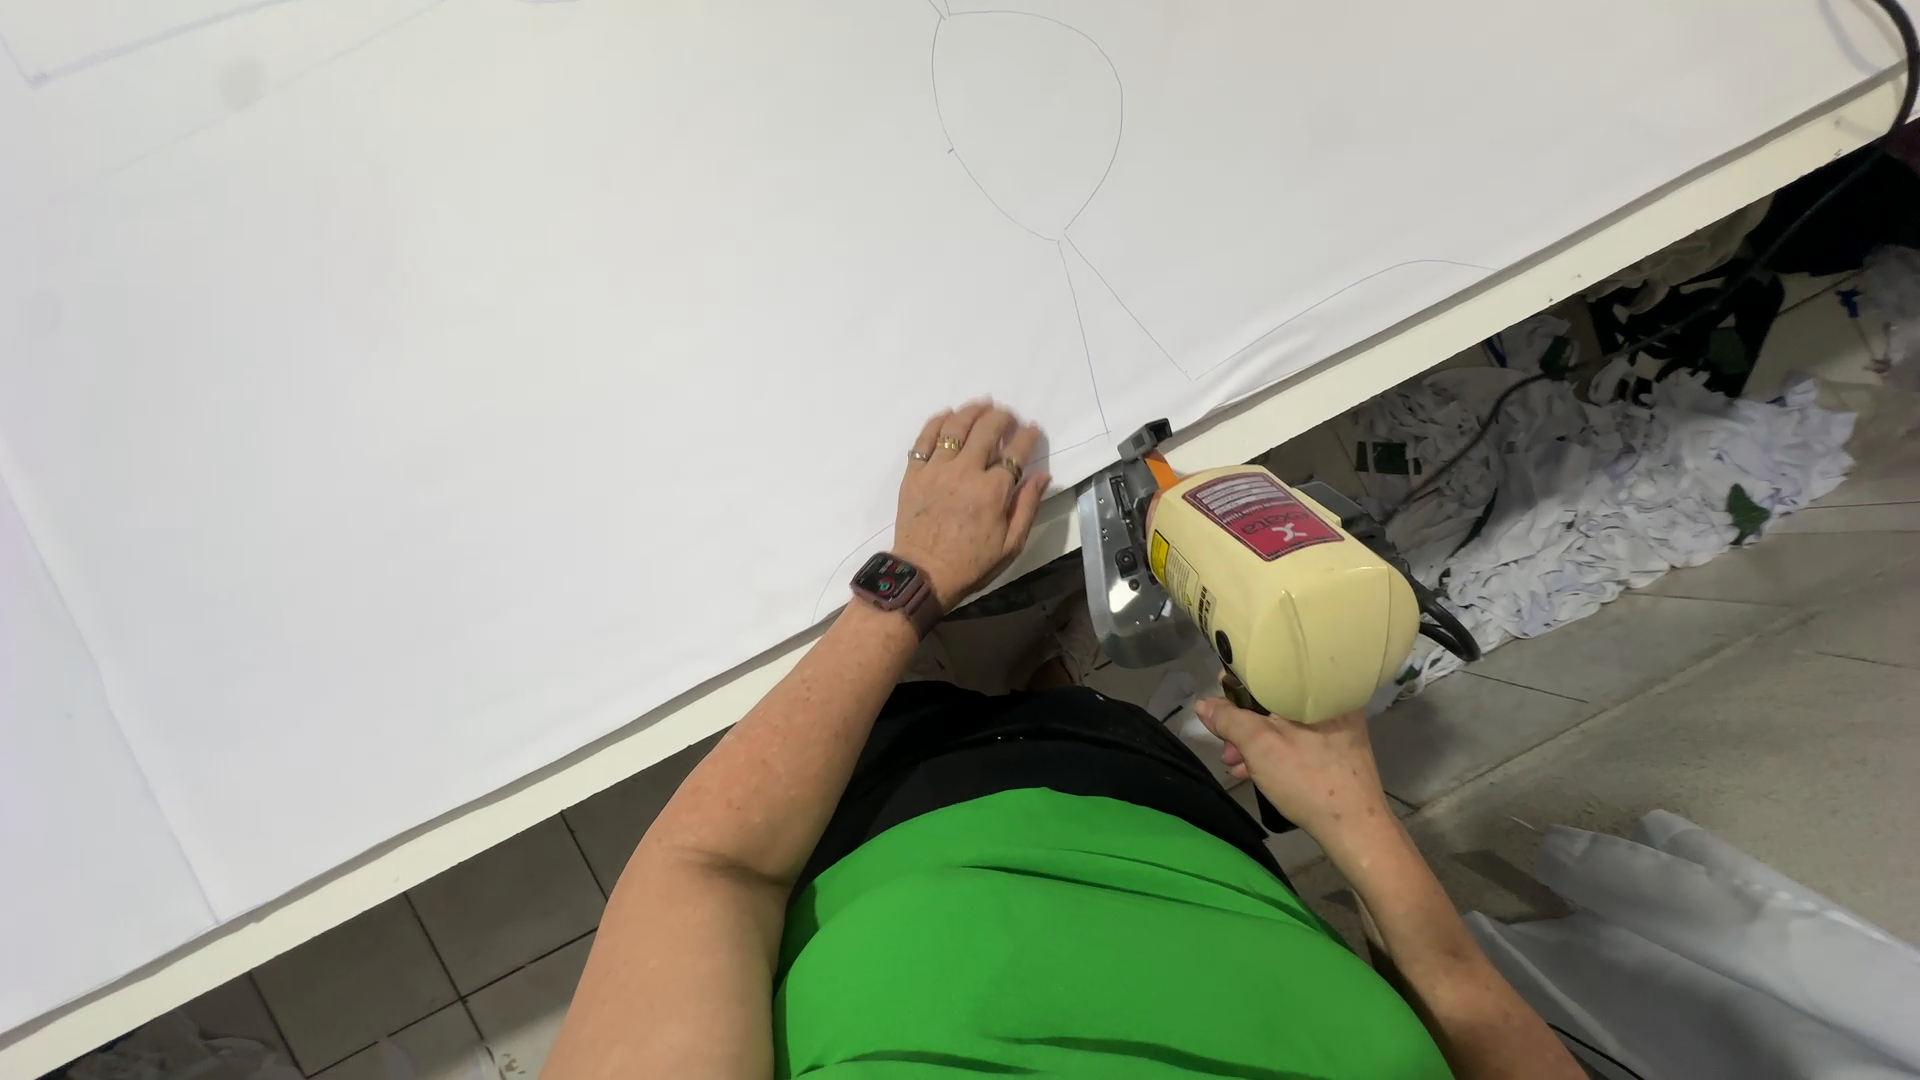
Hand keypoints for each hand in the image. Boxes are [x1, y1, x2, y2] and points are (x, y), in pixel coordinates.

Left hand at [894, 402, 1048, 609]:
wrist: (924, 575)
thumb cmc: (972, 564)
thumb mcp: (1011, 544)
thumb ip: (1027, 506)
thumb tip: (1042, 476)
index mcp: (993, 491)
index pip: (1016, 451)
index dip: (1028, 436)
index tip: (1033, 430)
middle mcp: (965, 473)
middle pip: (986, 429)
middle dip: (1002, 417)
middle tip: (1008, 416)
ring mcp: (936, 470)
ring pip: (955, 426)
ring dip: (972, 411)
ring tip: (982, 405)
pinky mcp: (914, 474)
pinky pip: (924, 438)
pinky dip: (937, 422)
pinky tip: (947, 416)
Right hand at [1194, 691, 1396, 852]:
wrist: (1356, 831)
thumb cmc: (1309, 781)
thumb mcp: (1259, 746)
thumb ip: (1228, 720)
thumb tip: (1203, 706)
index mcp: (1319, 691)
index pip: (1268, 673)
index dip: (1236, 687)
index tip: (1219, 708)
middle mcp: (1332, 703)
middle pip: (1272, 701)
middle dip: (1242, 723)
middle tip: (1227, 747)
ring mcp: (1337, 728)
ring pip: (1283, 722)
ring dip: (1254, 740)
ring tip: (1235, 764)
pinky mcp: (1337, 750)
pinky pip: (1297, 738)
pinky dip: (1274, 749)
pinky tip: (1254, 771)